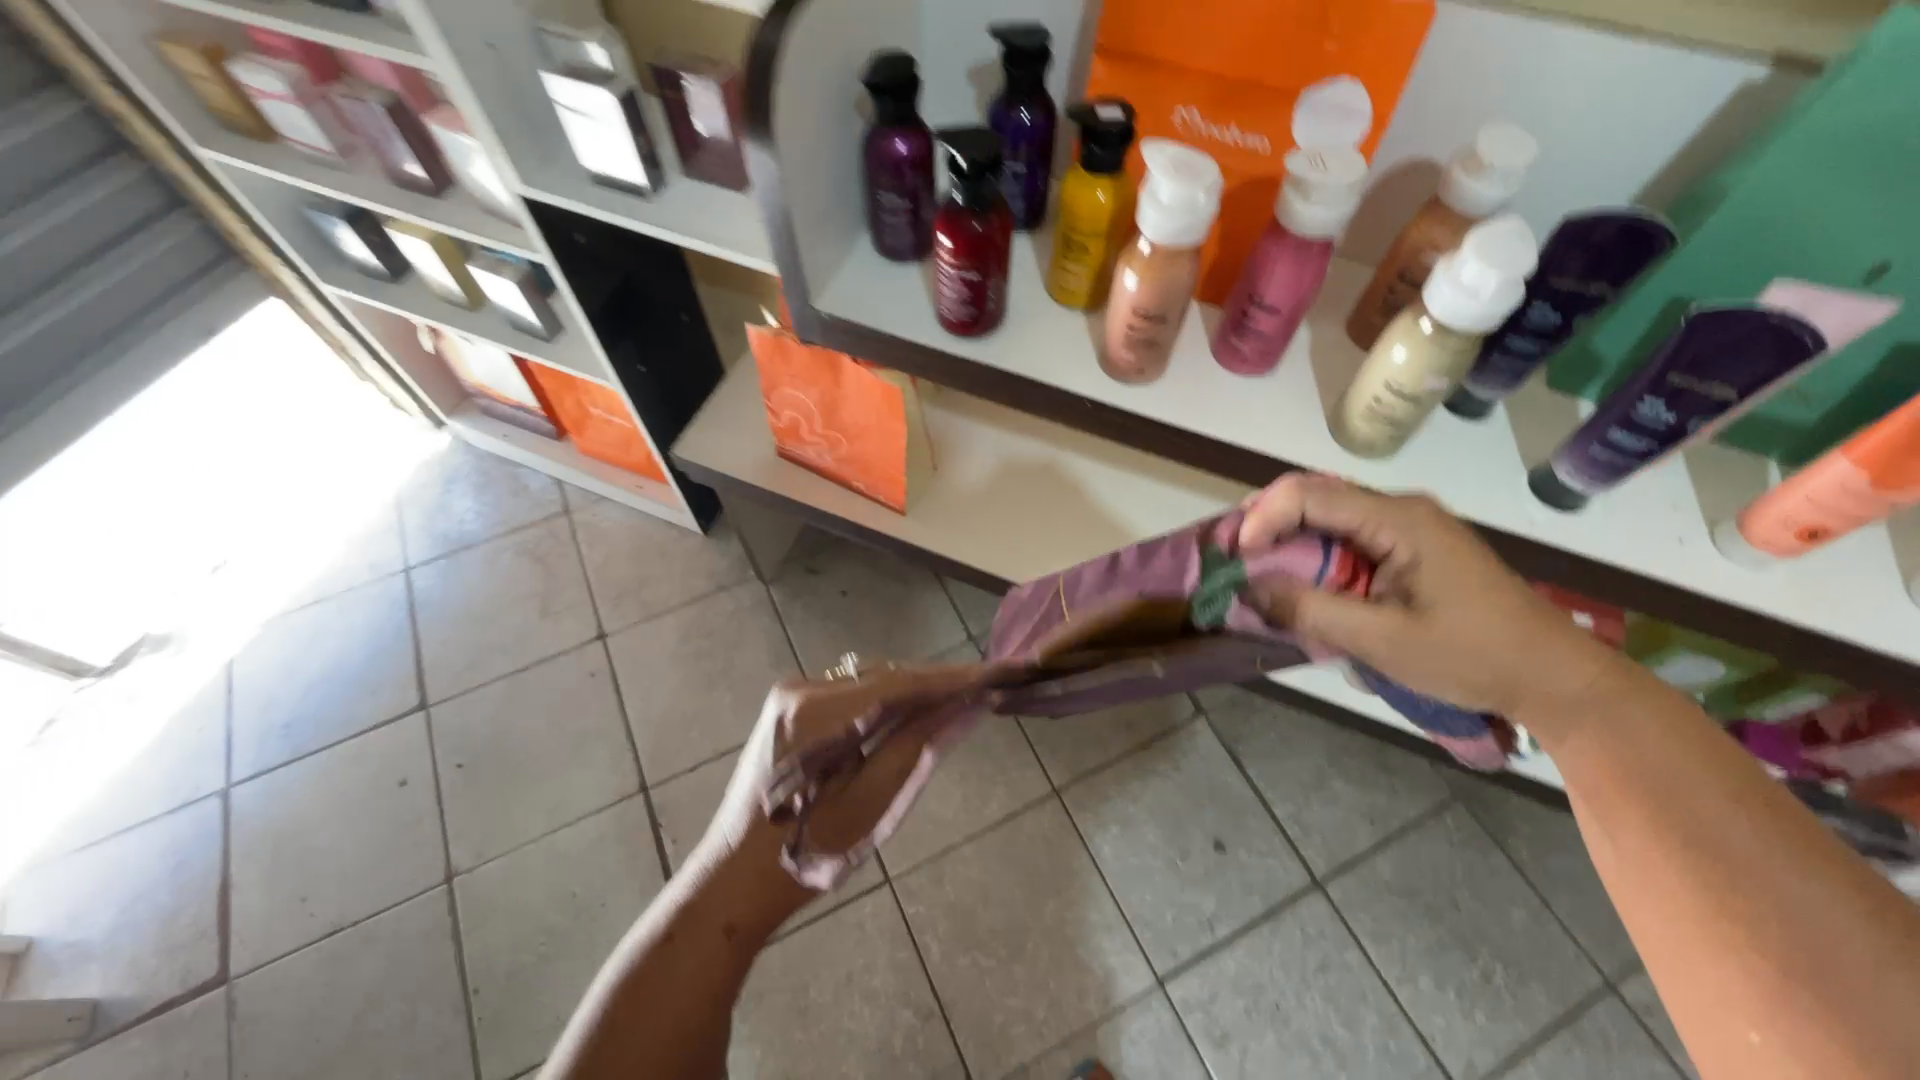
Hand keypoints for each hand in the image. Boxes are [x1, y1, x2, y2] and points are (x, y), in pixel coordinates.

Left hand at [690, 662, 987, 893]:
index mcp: (815, 711)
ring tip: (965, 700)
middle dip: (939, 684)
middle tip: (994, 686)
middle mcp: (799, 688)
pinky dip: (887, 706)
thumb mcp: (873, 803)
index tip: (1005, 672)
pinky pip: (851, 697)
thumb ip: (921, 745)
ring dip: (915, 694)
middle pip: (886, 677)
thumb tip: (971, 706)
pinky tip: (916, 716)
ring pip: (870, 684)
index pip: (901, 683)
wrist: (732, 882)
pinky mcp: (789, 711)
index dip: (956, 679)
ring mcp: (790, 697)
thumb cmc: (806, 855)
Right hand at [1239, 473, 1624, 720]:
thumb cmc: (1472, 656)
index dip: (1263, 517)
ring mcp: (1409, 531)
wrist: (1551, 676)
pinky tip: (1300, 591)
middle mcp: (1401, 511)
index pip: (1311, 494)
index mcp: (1399, 519)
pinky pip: (1350, 545)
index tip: (1237, 557)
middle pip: (1316, 501)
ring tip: (1257, 580)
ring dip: (1290, 548)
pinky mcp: (1412, 553)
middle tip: (1234, 565)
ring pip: (1330, 523)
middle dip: (1268, 529)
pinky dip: (1317, 564)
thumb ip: (1311, 610)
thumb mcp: (1383, 640)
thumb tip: (1249, 587)